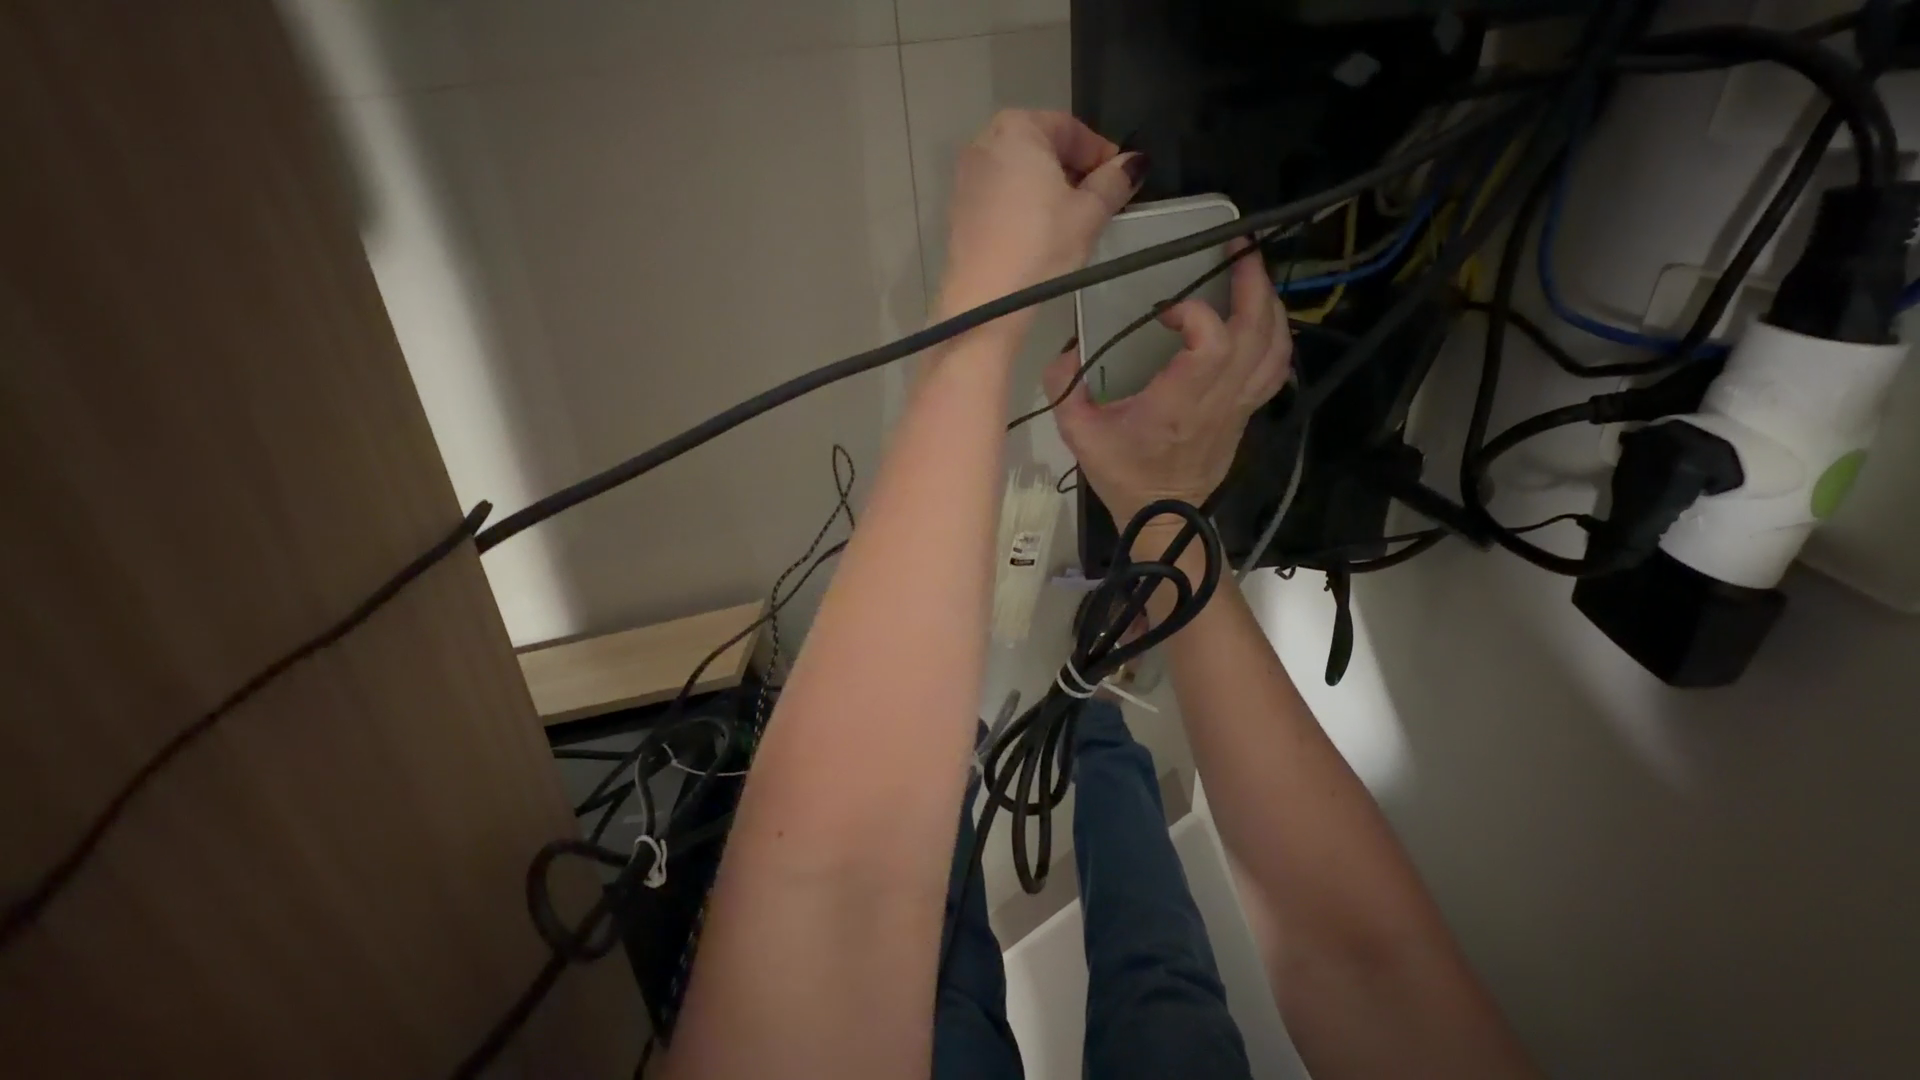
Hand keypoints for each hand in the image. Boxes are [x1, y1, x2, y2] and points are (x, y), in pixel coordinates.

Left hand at [937, 110, 1145, 320]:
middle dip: (1073, 169)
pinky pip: (1001, 194)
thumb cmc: (1041, 246)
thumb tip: (1134, 163)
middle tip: (1098, 201)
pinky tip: (1039, 233)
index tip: (1120, 180)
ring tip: (1071, 220)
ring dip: (1048, 188)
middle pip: (1042, 146)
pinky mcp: (959, 208)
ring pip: (1020, 171)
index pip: (1071, 129)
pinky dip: (1023, 204)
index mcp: (1017, 128)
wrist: (985, 302)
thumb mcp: (1089, 212)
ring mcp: (967, 176)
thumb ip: (1115, 181)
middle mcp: (984, 141)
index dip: (1101, 154)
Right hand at [1043, 241, 1291, 531]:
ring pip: (1275, 345)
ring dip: (1269, 303)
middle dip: (1251, 282)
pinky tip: (1262, 317)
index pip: (1211, 344)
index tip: (1166, 309)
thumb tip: (1070, 347)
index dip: (1195, 313)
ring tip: (1252, 272)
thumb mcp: (1078, 435)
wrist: (1163, 518)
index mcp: (1179, 405)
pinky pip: (1276, 366)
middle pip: (1255, 332)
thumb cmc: (1122, 475)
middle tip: (1238, 246)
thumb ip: (1065, 387)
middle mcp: (1219, 400)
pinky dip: (1277, 335)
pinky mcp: (1248, 411)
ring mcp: (1240, 405)